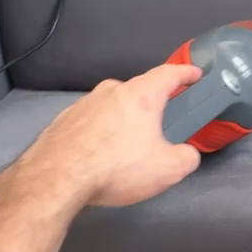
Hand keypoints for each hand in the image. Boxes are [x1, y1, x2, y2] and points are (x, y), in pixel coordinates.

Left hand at [16, 63, 204, 208]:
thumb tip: (186, 154)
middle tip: (162, 123)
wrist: (56, 179)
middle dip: (153, 104)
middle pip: (139, 91)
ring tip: (128, 147)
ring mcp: (84, 103)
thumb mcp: (168, 170)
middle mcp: (111, 91)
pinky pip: (93, 121)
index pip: (169, 74)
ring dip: (125, 120)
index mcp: (141, 96)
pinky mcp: (64, 120)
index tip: (195, 74)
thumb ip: (187, 157)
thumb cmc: (118, 168)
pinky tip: (102, 155)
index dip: (186, 73)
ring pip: (114, 106)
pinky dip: (102, 132)